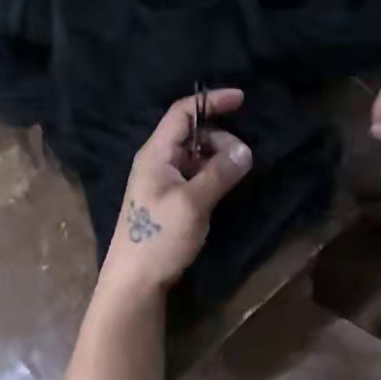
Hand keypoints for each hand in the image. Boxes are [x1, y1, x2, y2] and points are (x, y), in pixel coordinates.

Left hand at [97, 88, 253, 305]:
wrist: (135, 280)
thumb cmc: (158, 236)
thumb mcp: (193, 203)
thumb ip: (219, 174)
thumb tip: (245, 150)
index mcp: (156, 152)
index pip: (182, 112)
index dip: (210, 101)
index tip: (241, 99)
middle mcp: (158, 160)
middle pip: (192, 133)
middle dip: (221, 138)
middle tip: (243, 160)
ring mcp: (163, 180)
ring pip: (196, 155)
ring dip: (218, 158)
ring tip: (236, 176)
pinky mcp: (170, 199)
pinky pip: (195, 174)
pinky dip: (213, 174)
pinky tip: (226, 186)